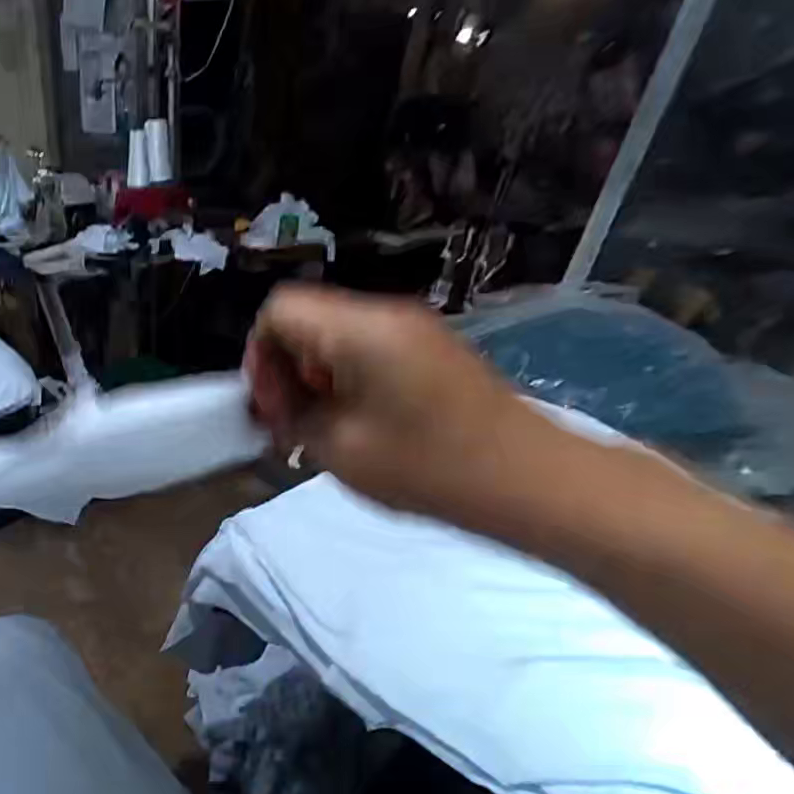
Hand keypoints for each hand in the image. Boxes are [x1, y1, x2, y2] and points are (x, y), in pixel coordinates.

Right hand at [244, 285, 546, 517]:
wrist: (534, 482)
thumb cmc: (427, 465)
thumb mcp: (336, 447)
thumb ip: (289, 413)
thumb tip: (275, 402)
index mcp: (359, 330)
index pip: (278, 311)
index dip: (259, 354)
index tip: (269, 403)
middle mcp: (384, 315)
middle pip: (302, 319)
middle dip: (281, 367)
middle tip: (286, 419)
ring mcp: (410, 328)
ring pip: (328, 334)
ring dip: (309, 374)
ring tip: (316, 422)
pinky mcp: (426, 347)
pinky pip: (360, 346)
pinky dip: (339, 376)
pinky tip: (350, 417)